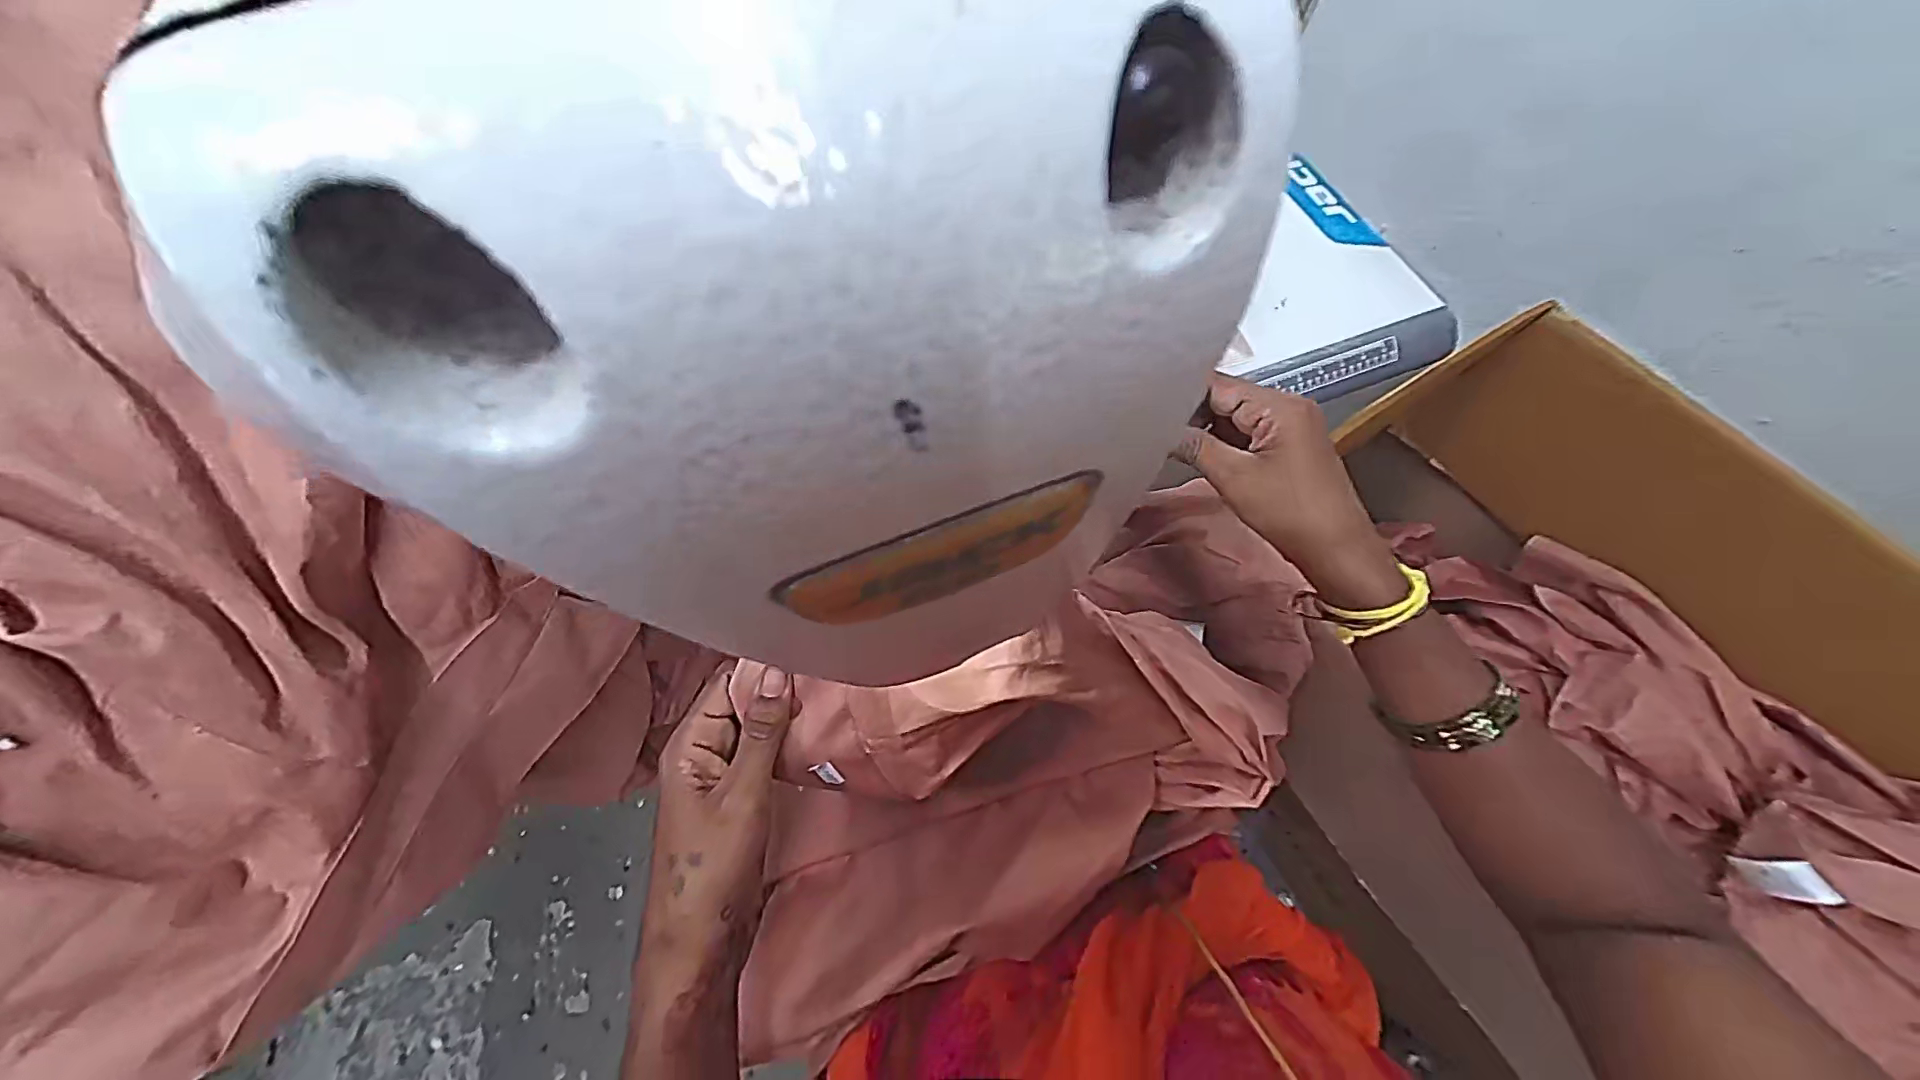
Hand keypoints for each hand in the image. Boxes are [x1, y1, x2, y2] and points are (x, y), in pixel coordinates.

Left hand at [628, 660, 793, 1077]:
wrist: (701, 939)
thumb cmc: (710, 868)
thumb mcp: (742, 794)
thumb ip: (763, 732)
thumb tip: (777, 672)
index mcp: (688, 743)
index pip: (726, 684)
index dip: (762, 666)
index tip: (804, 649)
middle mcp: (701, 751)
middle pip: (741, 703)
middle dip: (778, 689)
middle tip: (824, 672)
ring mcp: (721, 773)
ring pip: (756, 728)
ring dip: (785, 716)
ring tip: (825, 697)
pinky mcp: (739, 792)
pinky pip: (763, 753)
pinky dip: (785, 742)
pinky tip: (811, 735)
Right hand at [1171, 374, 1404, 608]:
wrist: (1336, 547)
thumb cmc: (1290, 511)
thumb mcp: (1233, 477)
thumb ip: (1194, 445)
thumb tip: (1160, 429)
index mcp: (1279, 406)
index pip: (1218, 385)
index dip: (1181, 393)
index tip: (1148, 406)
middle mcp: (1287, 406)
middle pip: (1226, 398)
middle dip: (1191, 413)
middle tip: (1153, 427)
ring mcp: (1289, 425)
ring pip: (1233, 417)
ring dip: (1205, 430)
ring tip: (1170, 441)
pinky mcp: (1287, 445)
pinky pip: (1245, 433)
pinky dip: (1222, 442)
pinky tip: (1199, 454)